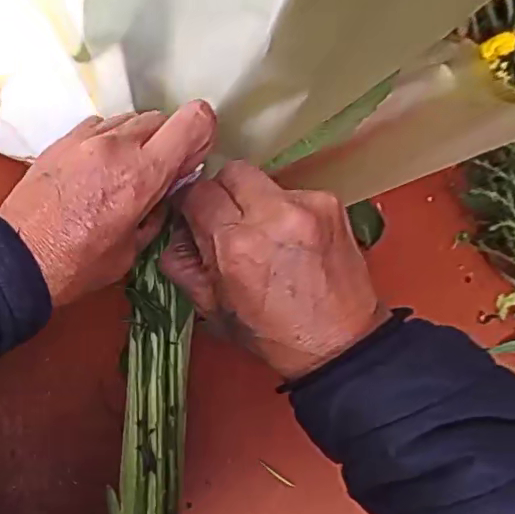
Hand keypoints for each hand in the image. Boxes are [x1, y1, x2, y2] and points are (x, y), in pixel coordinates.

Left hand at [0, 102, 215, 307]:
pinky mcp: (63, 140)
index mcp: (142, 174)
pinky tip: (100, 169)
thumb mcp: (131, 251)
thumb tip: (167, 192)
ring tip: (126, 174)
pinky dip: (110, 141)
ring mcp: (86, 138)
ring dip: (138, 140)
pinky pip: (101, 127)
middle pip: (162, 118)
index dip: (201, 136)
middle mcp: (117, 145)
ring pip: (130, 119)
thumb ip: (156, 213)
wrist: (17, 258)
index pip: (193, 120)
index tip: (190, 161)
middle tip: (159, 175)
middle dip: (169, 142)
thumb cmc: (76, 264)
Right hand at [162, 161, 387, 380]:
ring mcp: (305, 205)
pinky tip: (289, 240)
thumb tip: (175, 232)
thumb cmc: (273, 334)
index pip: (197, 192)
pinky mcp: (330, 203)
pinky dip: (283, 210)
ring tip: (262, 235)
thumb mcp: (211, 309)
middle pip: (230, 172)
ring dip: (253, 201)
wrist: (339, 342)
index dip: (191, 205)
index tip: (195, 218)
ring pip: (262, 179)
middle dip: (222, 193)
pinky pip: (292, 192)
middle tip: (226, 222)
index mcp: (235, 245)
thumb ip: (182, 264)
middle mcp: (271, 215)